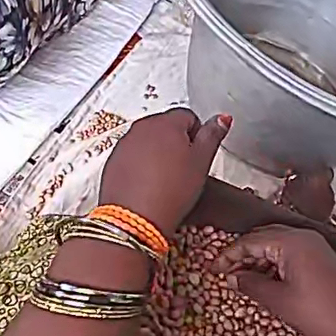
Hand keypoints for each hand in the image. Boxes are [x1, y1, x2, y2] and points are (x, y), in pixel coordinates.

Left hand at [97, 108, 228, 236]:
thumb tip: (221, 119)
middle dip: (177, 143)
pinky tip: (150, 185)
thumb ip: (212, 135)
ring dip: (158, 154)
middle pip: (166, 127)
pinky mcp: (113, 162)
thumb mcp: (201, 162)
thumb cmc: (170, 191)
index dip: (197, 135)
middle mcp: (141, 128)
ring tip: (167, 180)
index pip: (188, 116)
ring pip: (147, 142)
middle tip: (185, 168)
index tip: (198, 153)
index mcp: (165, 123)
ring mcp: (124, 145)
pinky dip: (141, 166)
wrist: (135, 218)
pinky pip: (132, 157)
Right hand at [210, 225, 335, 335]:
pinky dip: (272, 262)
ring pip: (275, 243)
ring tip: (241, 279)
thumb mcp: (278, 300)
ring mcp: (313, 245)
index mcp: (290, 241)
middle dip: (241, 254)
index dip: (228, 255)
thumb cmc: (319, 313)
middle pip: (261, 237)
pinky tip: (263, 279)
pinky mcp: (319, 257)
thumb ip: (250, 284)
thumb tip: (232, 278)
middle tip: (225, 273)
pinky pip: (288, 251)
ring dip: (257, 258)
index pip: (249, 241)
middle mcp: (302, 236)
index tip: (213, 269)